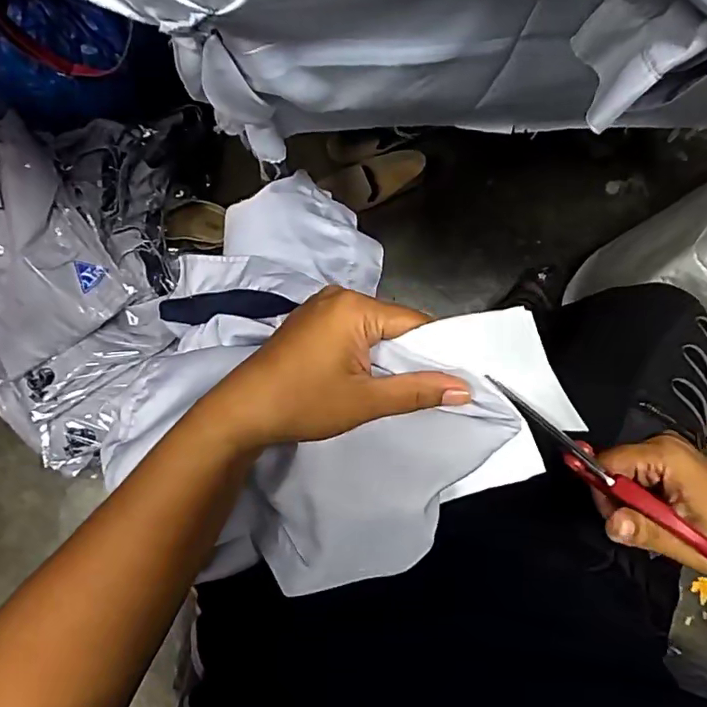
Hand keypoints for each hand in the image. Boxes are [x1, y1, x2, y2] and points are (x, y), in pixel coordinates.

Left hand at [180, 287, 470, 451]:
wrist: (242, 411)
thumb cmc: (302, 403)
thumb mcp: (366, 401)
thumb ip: (417, 390)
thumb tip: (464, 388)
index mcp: (355, 306)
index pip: (414, 322)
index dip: (437, 351)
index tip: (455, 377)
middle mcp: (340, 295)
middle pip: (394, 322)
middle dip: (410, 354)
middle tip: (428, 388)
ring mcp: (322, 305)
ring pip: (375, 327)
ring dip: (387, 354)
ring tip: (395, 385)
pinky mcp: (311, 319)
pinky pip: (353, 329)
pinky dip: (365, 350)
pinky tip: (365, 374)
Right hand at [590, 434, 706, 590]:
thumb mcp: (687, 543)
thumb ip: (643, 530)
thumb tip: (609, 524)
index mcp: (665, 454)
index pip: (607, 461)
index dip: (604, 493)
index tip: (617, 522)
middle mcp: (665, 444)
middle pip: (614, 466)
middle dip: (618, 501)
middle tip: (642, 531)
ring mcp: (671, 453)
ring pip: (625, 474)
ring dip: (633, 504)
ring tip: (660, 527)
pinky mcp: (676, 465)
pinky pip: (641, 477)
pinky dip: (644, 501)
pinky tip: (664, 519)